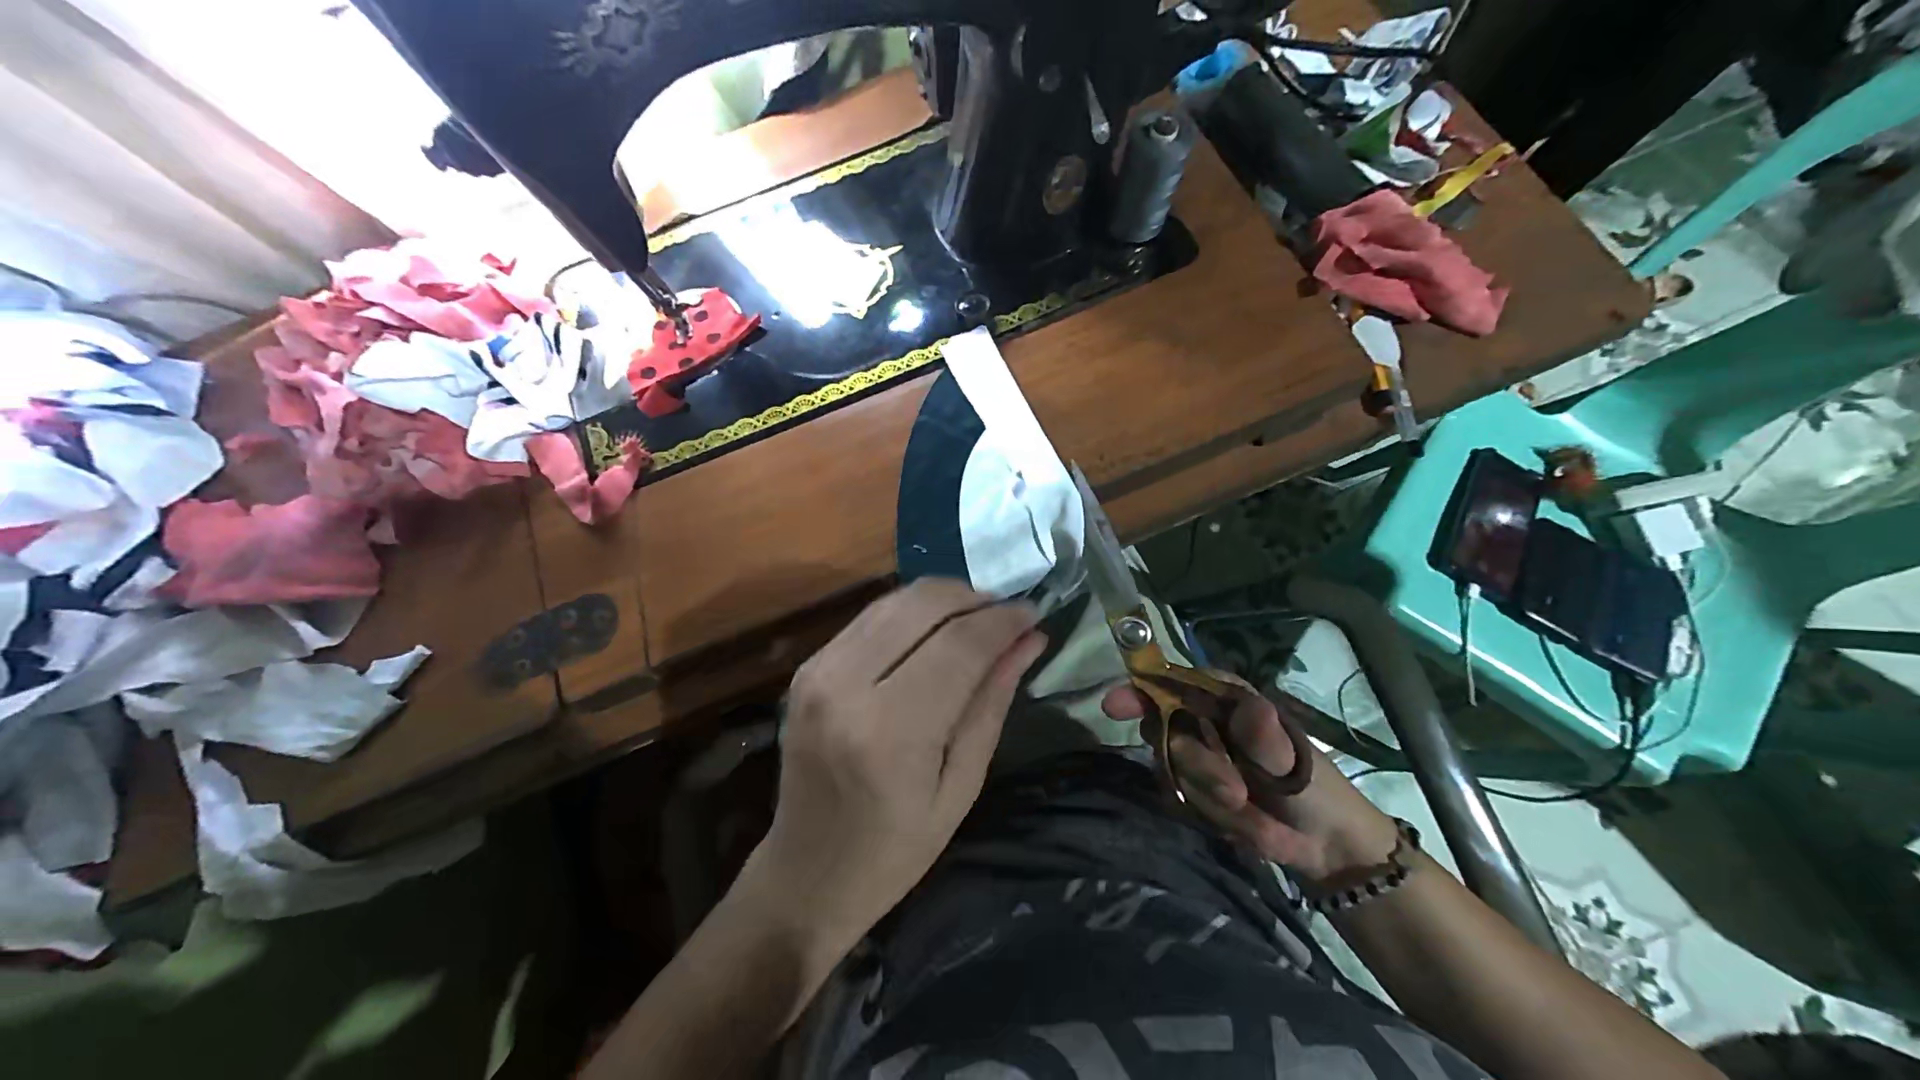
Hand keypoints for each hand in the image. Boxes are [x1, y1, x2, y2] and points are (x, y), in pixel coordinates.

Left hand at [747, 579, 1048, 950]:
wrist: (805, 874)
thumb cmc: (895, 850)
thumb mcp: (960, 786)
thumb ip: (991, 703)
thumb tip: (1029, 640)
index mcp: (890, 732)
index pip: (959, 645)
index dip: (1003, 620)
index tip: (1034, 615)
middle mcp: (846, 686)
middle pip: (922, 605)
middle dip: (974, 598)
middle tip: (1007, 617)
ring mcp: (818, 671)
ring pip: (894, 601)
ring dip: (943, 600)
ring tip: (977, 621)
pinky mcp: (807, 668)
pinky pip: (869, 618)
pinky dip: (910, 614)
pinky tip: (934, 632)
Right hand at [1103, 679, 1398, 882]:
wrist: (1326, 846)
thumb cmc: (1314, 788)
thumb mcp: (1292, 762)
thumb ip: (1264, 738)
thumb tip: (1250, 708)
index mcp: (1226, 699)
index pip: (1173, 683)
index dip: (1142, 691)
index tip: (1116, 706)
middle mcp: (1202, 721)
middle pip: (1166, 730)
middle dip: (1199, 767)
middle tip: (1237, 794)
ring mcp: (1194, 757)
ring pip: (1172, 769)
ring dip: (1210, 797)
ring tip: (1250, 812)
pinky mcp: (1190, 790)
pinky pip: (1176, 797)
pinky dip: (1208, 814)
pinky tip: (1238, 822)